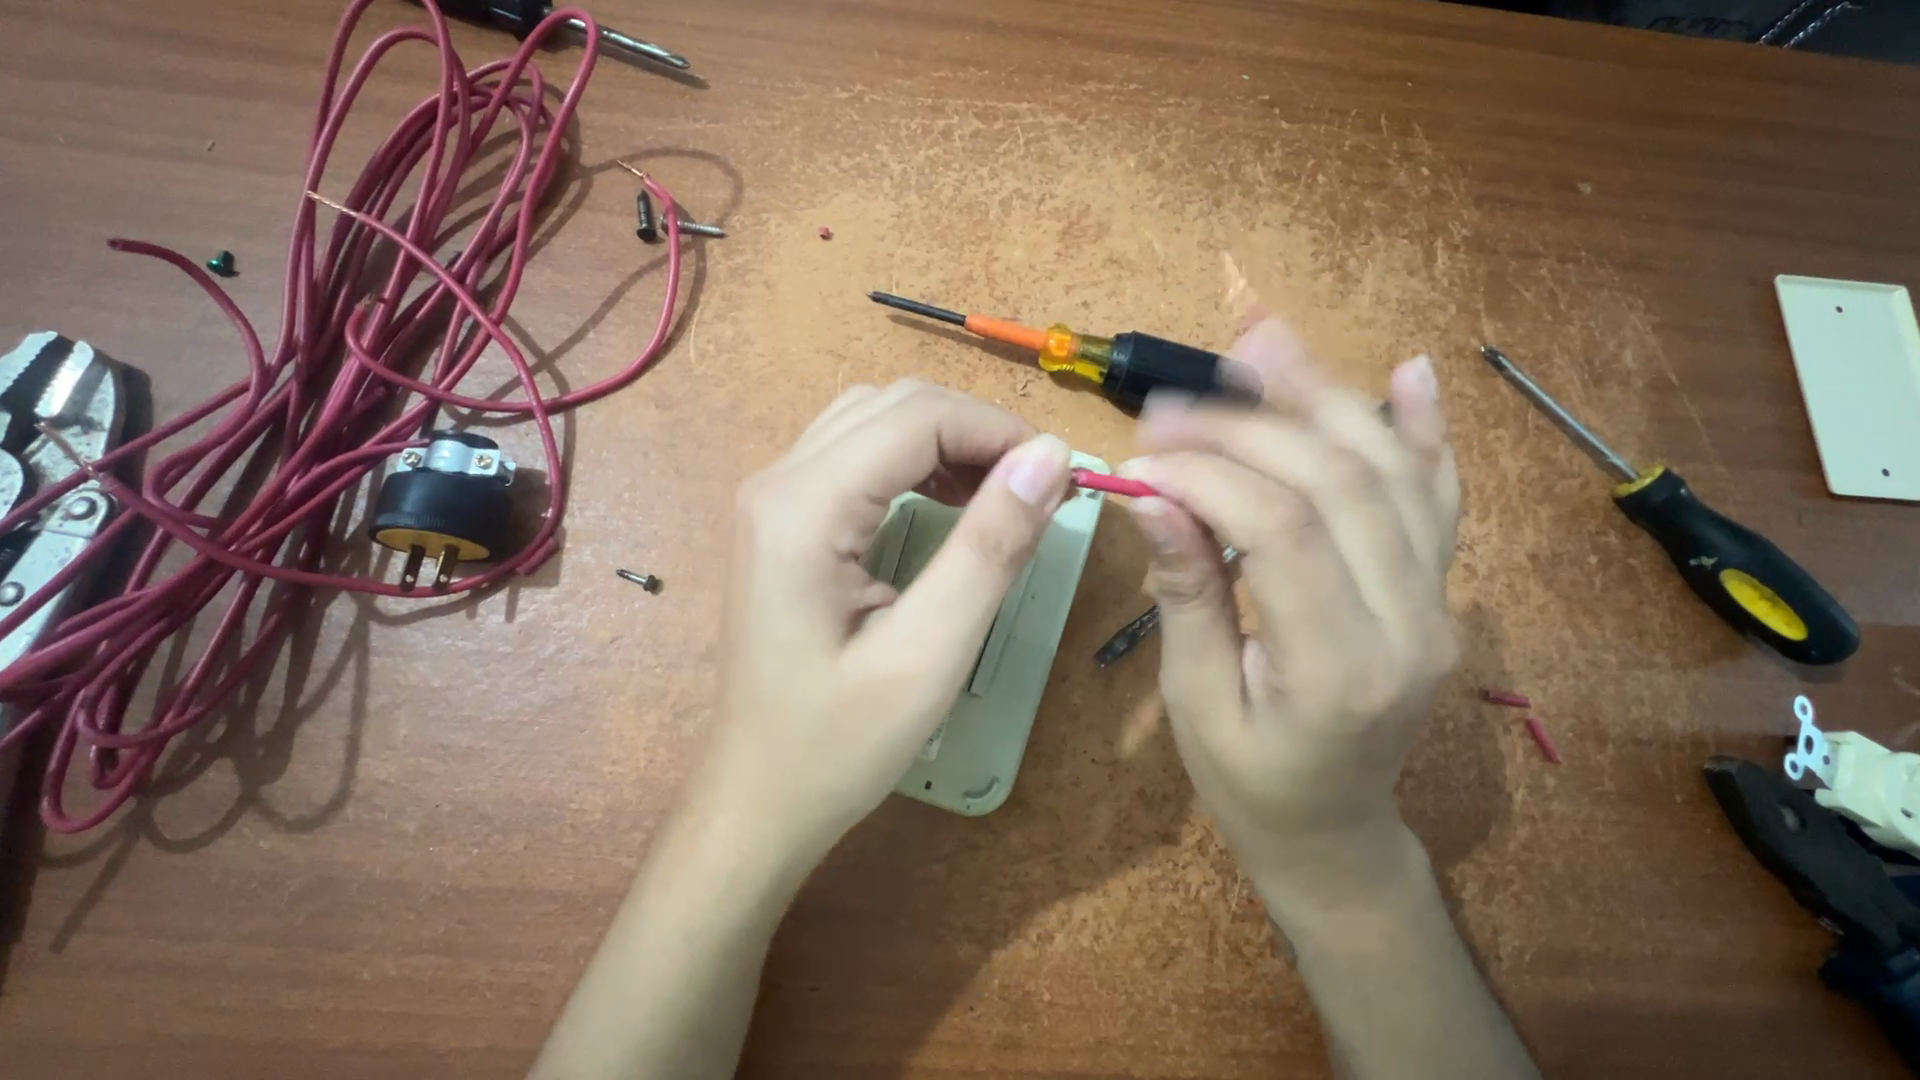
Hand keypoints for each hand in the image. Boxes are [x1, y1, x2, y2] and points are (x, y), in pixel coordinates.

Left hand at [694, 380, 1072, 860]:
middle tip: (1039, 489)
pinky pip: (855, 454)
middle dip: (976, 431)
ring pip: (874, 420)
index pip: (917, 417)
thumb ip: (989, 548)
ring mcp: (773, 498)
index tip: (1063, 477)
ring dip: (946, 440)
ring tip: (1002, 494)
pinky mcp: (782, 520)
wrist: (760, 797)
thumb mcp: (930, 655)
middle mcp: (777, 481)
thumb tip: (1049, 457)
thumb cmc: (841, 744)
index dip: (1000, 431)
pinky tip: (951, 501)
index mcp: (803, 508)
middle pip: (894, 405)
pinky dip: (914, 461)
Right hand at [1117, 320, 1459, 908]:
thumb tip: (1151, 494)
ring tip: (1263, 342)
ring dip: (1324, 397)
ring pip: (1393, 470)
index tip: (1138, 457)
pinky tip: (1407, 371)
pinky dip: (1422, 428)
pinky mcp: (1441, 588)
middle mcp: (1413, 623)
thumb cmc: (1249, 780)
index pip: (1281, 530)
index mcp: (1341, 668)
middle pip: (1341, 481)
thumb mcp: (1196, 700)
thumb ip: (1186, 593)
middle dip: (1247, 424)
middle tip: (1171, 402)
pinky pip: (1440, 496)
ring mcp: (1441, 601)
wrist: (1334, 829)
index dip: (1206, 474)